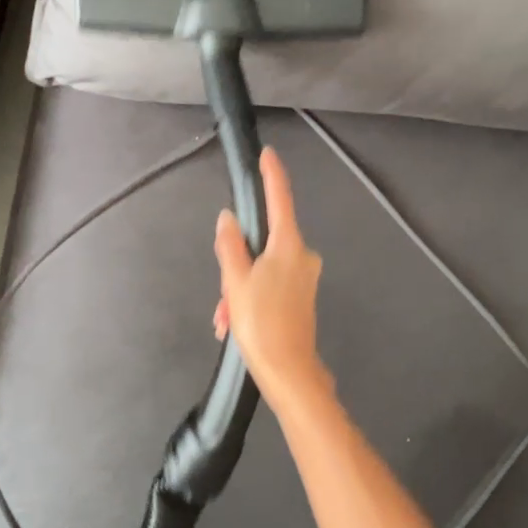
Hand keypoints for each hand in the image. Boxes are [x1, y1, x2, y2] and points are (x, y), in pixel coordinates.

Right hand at [213, 147, 329, 404]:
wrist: (290, 374)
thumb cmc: (262, 323)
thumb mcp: (236, 282)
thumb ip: (231, 246)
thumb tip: (228, 218)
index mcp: (289, 245)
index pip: (280, 198)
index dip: (272, 174)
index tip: (268, 153)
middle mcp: (302, 255)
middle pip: (262, 242)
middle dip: (236, 266)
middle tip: (224, 296)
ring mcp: (303, 277)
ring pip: (261, 269)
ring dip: (238, 290)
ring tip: (227, 319)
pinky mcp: (301, 297)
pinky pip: (269, 286)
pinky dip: (250, 300)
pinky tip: (235, 325)